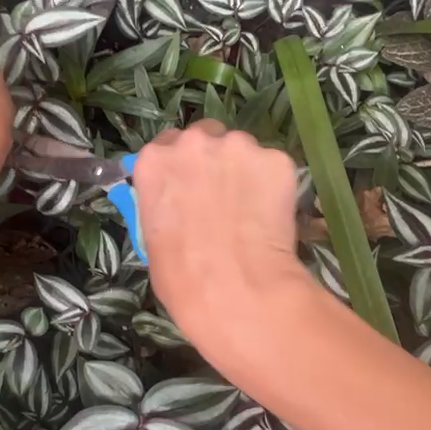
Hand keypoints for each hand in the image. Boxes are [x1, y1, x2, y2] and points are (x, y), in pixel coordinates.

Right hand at [131, 121, 315, 358]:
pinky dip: (274, 186)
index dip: (182, 167)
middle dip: (214, 160)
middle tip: (223, 195)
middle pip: (207, 137)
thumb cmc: (183, 280)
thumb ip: (165, 205)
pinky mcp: (277, 160)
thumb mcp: (153, 239)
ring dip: (245, 171)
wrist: (239, 292)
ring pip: (243, 150)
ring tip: (252, 210)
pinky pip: (273, 167)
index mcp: (154, 161)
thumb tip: (181, 205)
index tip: (190, 186)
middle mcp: (193, 142)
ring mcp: (239, 146)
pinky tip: (273, 217)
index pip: (167, 146)